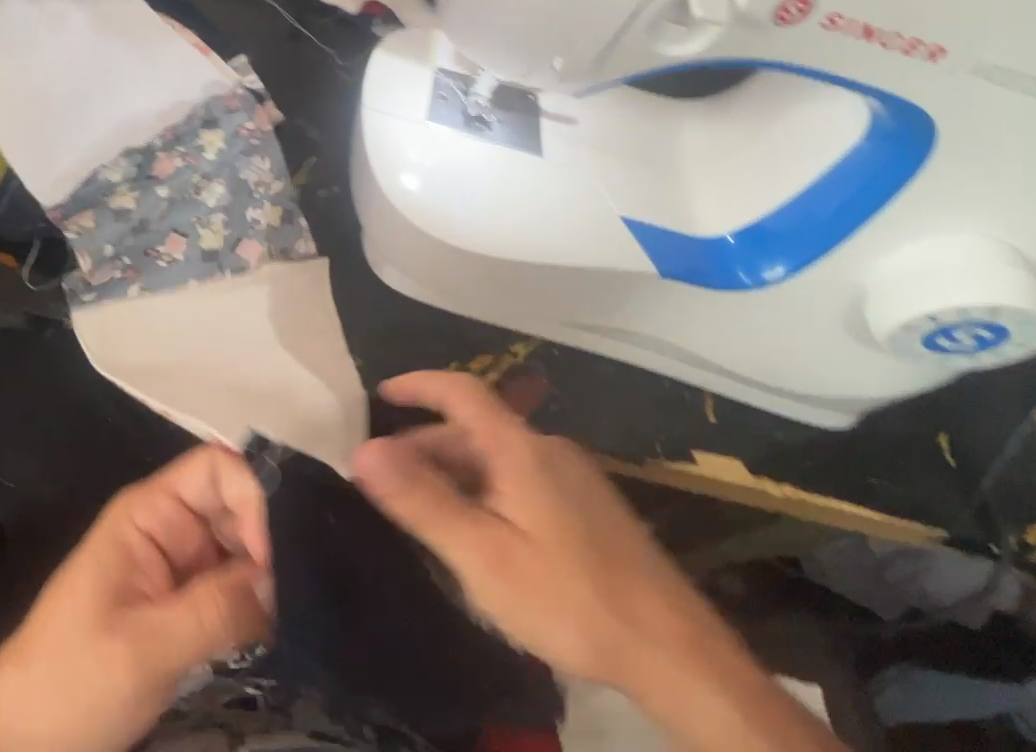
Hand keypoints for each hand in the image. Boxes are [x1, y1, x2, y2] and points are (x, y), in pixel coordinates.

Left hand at [0, 444, 271, 751]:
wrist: (21, 737)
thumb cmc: (71, 680)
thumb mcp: (145, 647)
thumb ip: (216, 610)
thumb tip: (277, 582)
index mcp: (149, 514)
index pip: (216, 468)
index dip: (249, 501)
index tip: (266, 564)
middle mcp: (168, 530)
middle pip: (236, 509)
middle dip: (264, 548)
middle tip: (284, 605)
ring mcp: (176, 570)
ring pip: (239, 553)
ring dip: (263, 584)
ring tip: (279, 627)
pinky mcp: (182, 608)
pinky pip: (231, 592)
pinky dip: (253, 610)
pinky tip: (264, 639)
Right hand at [349, 371, 713, 689]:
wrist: (671, 650)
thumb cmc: (568, 598)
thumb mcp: (482, 554)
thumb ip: (422, 500)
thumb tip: (363, 449)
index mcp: (521, 449)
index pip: (462, 392)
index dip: (418, 385)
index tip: (379, 395)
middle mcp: (548, 450)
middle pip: (474, 429)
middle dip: (423, 446)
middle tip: (380, 482)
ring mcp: (572, 479)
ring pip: (496, 458)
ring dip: (451, 473)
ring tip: (416, 511)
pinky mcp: (586, 508)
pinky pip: (518, 480)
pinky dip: (481, 490)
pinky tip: (470, 531)